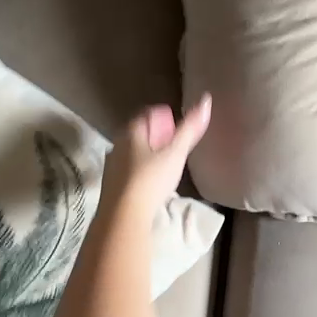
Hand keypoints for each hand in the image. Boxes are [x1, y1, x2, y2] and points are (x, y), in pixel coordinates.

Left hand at [100, 94, 211, 212]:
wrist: (124, 217)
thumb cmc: (151, 180)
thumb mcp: (175, 154)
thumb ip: (190, 130)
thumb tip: (206, 100)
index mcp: (130, 133)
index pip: (145, 114)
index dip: (161, 116)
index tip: (174, 124)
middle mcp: (116, 146)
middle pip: (137, 133)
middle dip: (154, 135)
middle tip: (172, 142)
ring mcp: (111, 167)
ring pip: (131, 152)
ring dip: (146, 154)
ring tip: (163, 162)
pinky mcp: (111, 186)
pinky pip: (127, 170)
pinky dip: (140, 170)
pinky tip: (150, 182)